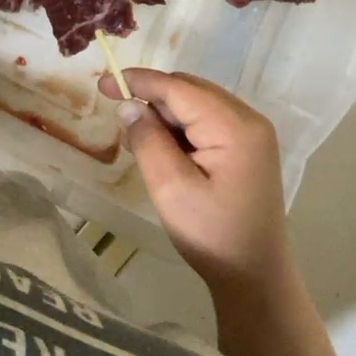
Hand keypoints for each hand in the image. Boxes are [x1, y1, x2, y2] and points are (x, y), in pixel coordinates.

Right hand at [99, 68, 293, 294]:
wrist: (253, 274)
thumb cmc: (211, 233)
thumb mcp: (170, 188)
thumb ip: (148, 141)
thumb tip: (129, 106)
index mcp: (235, 128)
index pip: (179, 89)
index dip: (139, 81)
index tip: (102, 84)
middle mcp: (249, 121)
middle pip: (190, 90)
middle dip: (151, 95)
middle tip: (116, 112)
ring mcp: (251, 134)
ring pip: (196, 103)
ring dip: (163, 112)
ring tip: (138, 139)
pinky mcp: (246, 148)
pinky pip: (205, 120)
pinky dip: (178, 126)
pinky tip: (162, 147)